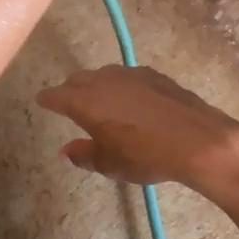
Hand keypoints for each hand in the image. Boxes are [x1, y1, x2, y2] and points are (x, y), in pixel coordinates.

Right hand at [35, 65, 238, 193]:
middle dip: (70, 90)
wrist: (197, 140)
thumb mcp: (110, 164)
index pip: (56, 95)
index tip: (42, 101)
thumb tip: (67, 150)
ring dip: (97, 86)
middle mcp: (104, 80)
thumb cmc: (146, 156)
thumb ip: (84, 155)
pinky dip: (121, 86)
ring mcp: (131, 74)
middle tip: (69, 104)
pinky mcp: (154, 75)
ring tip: (101, 103)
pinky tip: (131, 101)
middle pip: (78, 80)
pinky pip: (128, 76)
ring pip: (103, 74)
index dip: (47, 100)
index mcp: (85, 102)